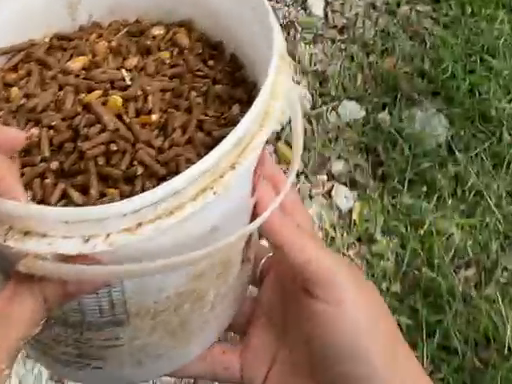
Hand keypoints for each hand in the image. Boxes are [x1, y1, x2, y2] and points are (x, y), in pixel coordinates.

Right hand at [177, 157, 432, 383]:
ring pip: (216, 303)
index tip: (228, 148)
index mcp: (302, 258)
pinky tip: (157, 342)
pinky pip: (212, 359)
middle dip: (207, 234)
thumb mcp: (330, 279)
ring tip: (150, 270)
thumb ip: (292, 238)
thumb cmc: (361, 333)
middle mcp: (277, 286)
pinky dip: (186, 355)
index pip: (276, 209)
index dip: (258, 180)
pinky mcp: (252, 368)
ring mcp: (262, 327)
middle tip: (170, 208)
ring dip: (188, 292)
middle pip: (236, 254)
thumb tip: (261, 183)